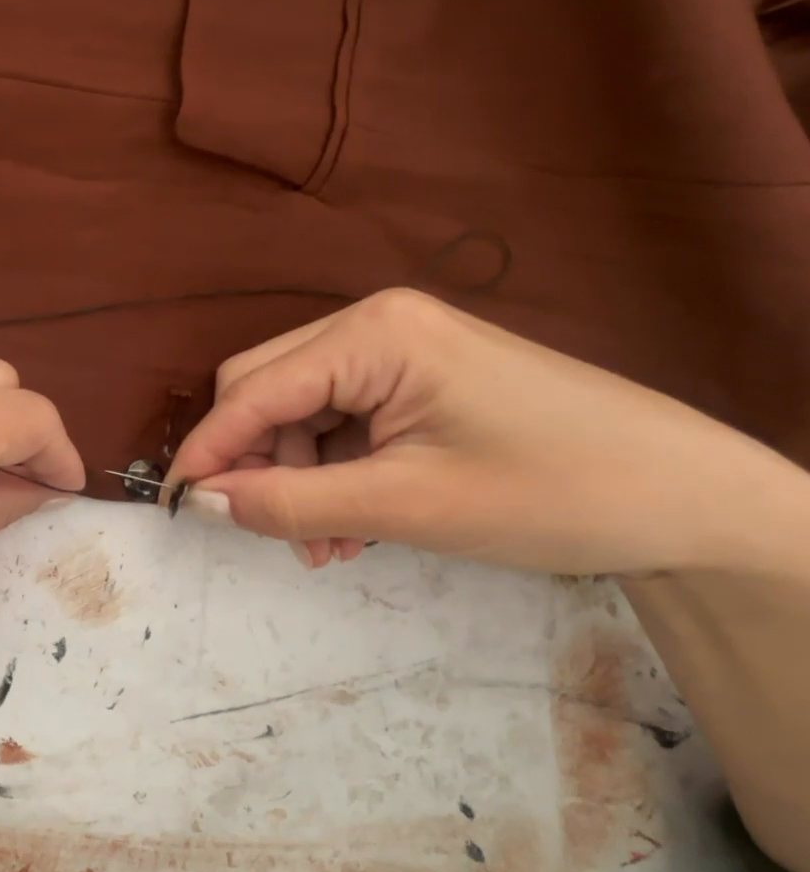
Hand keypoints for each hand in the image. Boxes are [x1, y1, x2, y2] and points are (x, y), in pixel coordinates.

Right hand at [168, 289, 809, 575]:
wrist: (696, 501)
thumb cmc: (553, 493)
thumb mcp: (406, 506)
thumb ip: (288, 502)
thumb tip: (197, 502)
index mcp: (371, 334)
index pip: (251, 390)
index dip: (207, 450)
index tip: (175, 507)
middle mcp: (372, 325)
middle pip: (265, 391)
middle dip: (256, 465)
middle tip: (271, 533)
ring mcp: (395, 349)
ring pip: (296, 412)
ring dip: (293, 479)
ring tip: (327, 546)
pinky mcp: (413, 377)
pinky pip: (337, 421)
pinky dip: (328, 472)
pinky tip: (351, 524)